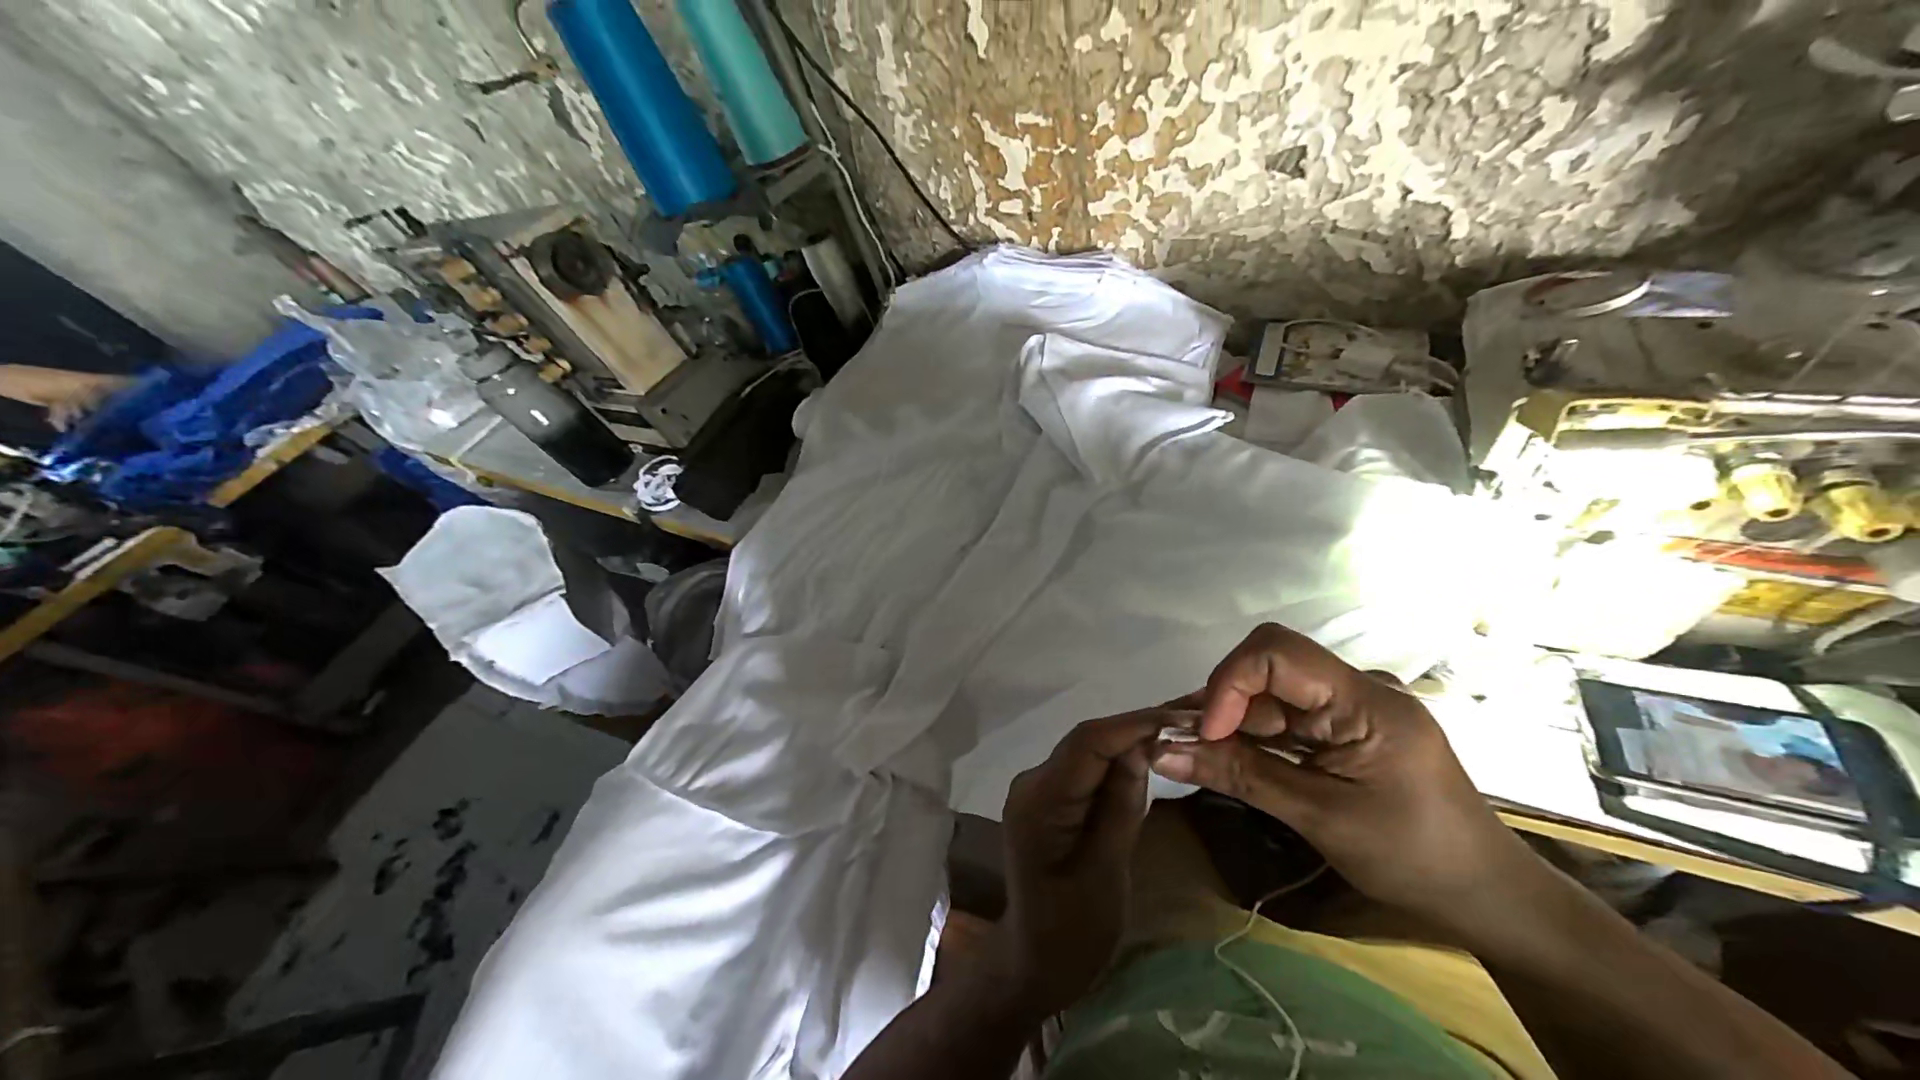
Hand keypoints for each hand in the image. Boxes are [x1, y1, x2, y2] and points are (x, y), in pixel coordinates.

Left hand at [994, 709, 1161, 1016]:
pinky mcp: (1051, 799)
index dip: (1136, 723)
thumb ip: (1122, 803)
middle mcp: (1033, 782)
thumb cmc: (1073, 931)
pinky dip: (1119, 761)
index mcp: (1039, 799)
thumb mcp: (1107, 870)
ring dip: (1132, 739)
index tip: (1186, 717)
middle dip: (1139, 727)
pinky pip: (1087, 769)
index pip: (1087, 742)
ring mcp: (1039, 789)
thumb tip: (1145, 744)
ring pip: (1089, 750)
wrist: (1035, 963)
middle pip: (1087, 740)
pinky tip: (1152, 756)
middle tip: (1195, 720)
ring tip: (1183, 730)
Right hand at [1149, 623, 1545, 930]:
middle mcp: (1353, 689)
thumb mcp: (1319, 817)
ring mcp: (1346, 709)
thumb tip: (1161, 753)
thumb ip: (1240, 776)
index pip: (1277, 653)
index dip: (1229, 683)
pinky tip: (1213, 756)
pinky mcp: (1339, 730)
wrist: (1486, 896)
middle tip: (1175, 744)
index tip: (1206, 735)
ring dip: (1223, 724)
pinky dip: (1244, 738)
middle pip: (1265, 671)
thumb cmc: (1413, 858)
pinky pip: (1280, 720)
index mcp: (1364, 700)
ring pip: (1265, 696)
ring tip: (1178, 750)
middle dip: (1216, 705)